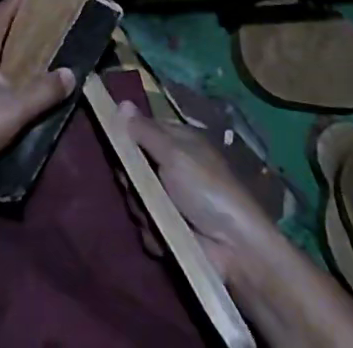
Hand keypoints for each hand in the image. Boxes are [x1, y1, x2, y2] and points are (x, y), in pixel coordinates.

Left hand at [0, 0, 75, 182]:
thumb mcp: (16, 110)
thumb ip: (44, 91)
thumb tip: (70, 72)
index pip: (1, 11)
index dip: (20, 0)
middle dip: (20, 24)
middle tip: (48, 26)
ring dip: (11, 47)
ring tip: (38, 53)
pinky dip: (1, 65)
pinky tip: (15, 82)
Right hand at [119, 102, 273, 275]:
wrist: (237, 249)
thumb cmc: (207, 190)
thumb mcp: (175, 154)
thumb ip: (145, 131)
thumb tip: (121, 102)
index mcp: (177, 142)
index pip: (140, 129)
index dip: (126, 136)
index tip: (116, 144)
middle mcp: (171, 167)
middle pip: (131, 164)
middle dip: (130, 177)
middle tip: (137, 183)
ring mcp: (169, 199)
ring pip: (135, 195)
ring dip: (142, 206)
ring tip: (157, 215)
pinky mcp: (168, 228)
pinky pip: (144, 223)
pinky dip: (152, 230)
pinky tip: (164, 233)